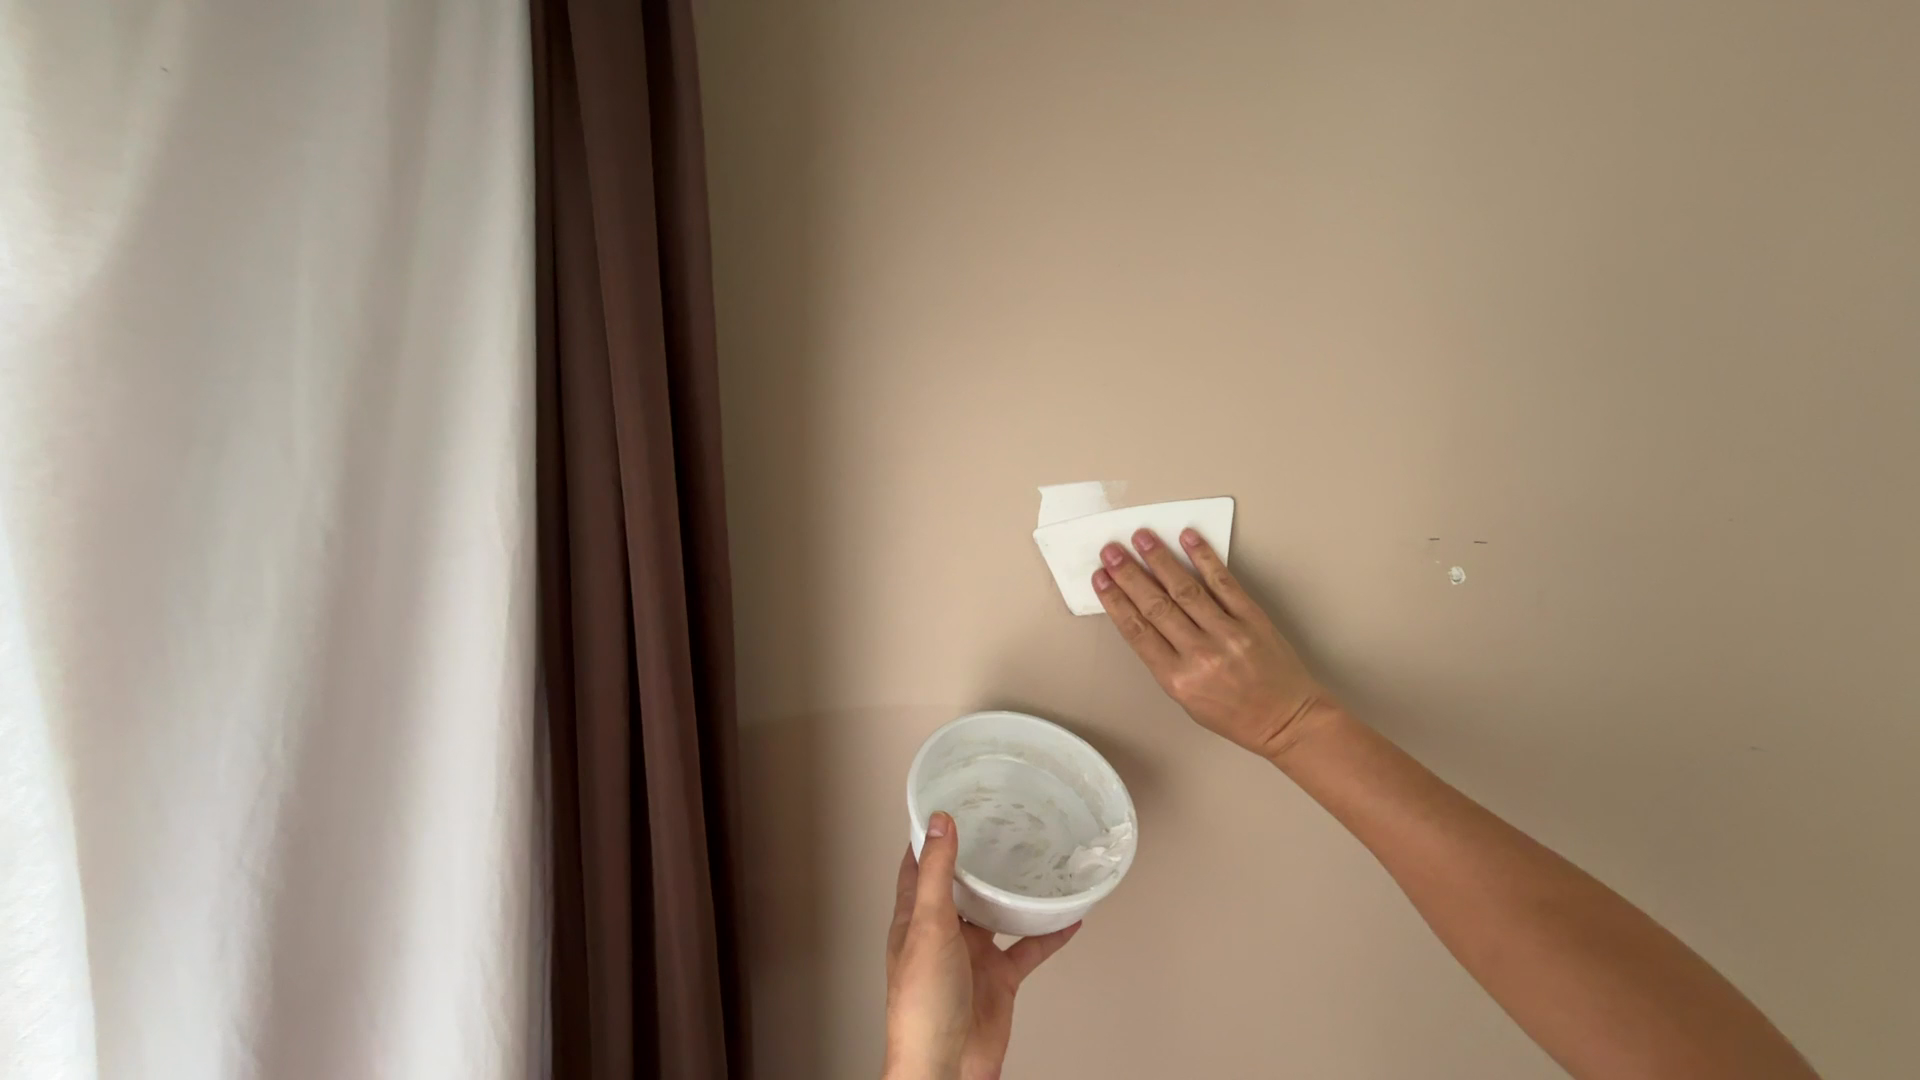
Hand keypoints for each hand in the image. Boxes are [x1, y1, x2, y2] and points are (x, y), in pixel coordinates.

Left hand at [883, 812, 1079, 1079]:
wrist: (948, 1066)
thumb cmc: (923, 1003)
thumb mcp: (928, 926)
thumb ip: (936, 873)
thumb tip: (938, 822)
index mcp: (915, 917)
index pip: (917, 865)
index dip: (928, 836)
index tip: (946, 805)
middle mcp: (943, 931)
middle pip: (961, 886)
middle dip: (977, 858)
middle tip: (999, 824)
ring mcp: (972, 955)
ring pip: (997, 914)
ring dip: (1014, 893)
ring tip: (1035, 861)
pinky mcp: (999, 978)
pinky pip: (1028, 949)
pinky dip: (1048, 933)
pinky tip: (1067, 917)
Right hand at [1092, 528, 1339, 761]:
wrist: (1287, 719)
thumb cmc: (1234, 713)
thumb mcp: (1185, 698)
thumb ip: (1163, 658)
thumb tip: (1141, 615)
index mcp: (1177, 679)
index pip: (1137, 630)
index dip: (1115, 600)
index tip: (1100, 578)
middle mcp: (1200, 655)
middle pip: (1156, 605)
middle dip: (1129, 575)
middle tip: (1111, 551)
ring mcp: (1228, 634)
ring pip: (1186, 589)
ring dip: (1160, 560)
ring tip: (1142, 538)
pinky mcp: (1253, 619)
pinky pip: (1224, 583)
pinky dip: (1204, 558)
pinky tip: (1188, 539)